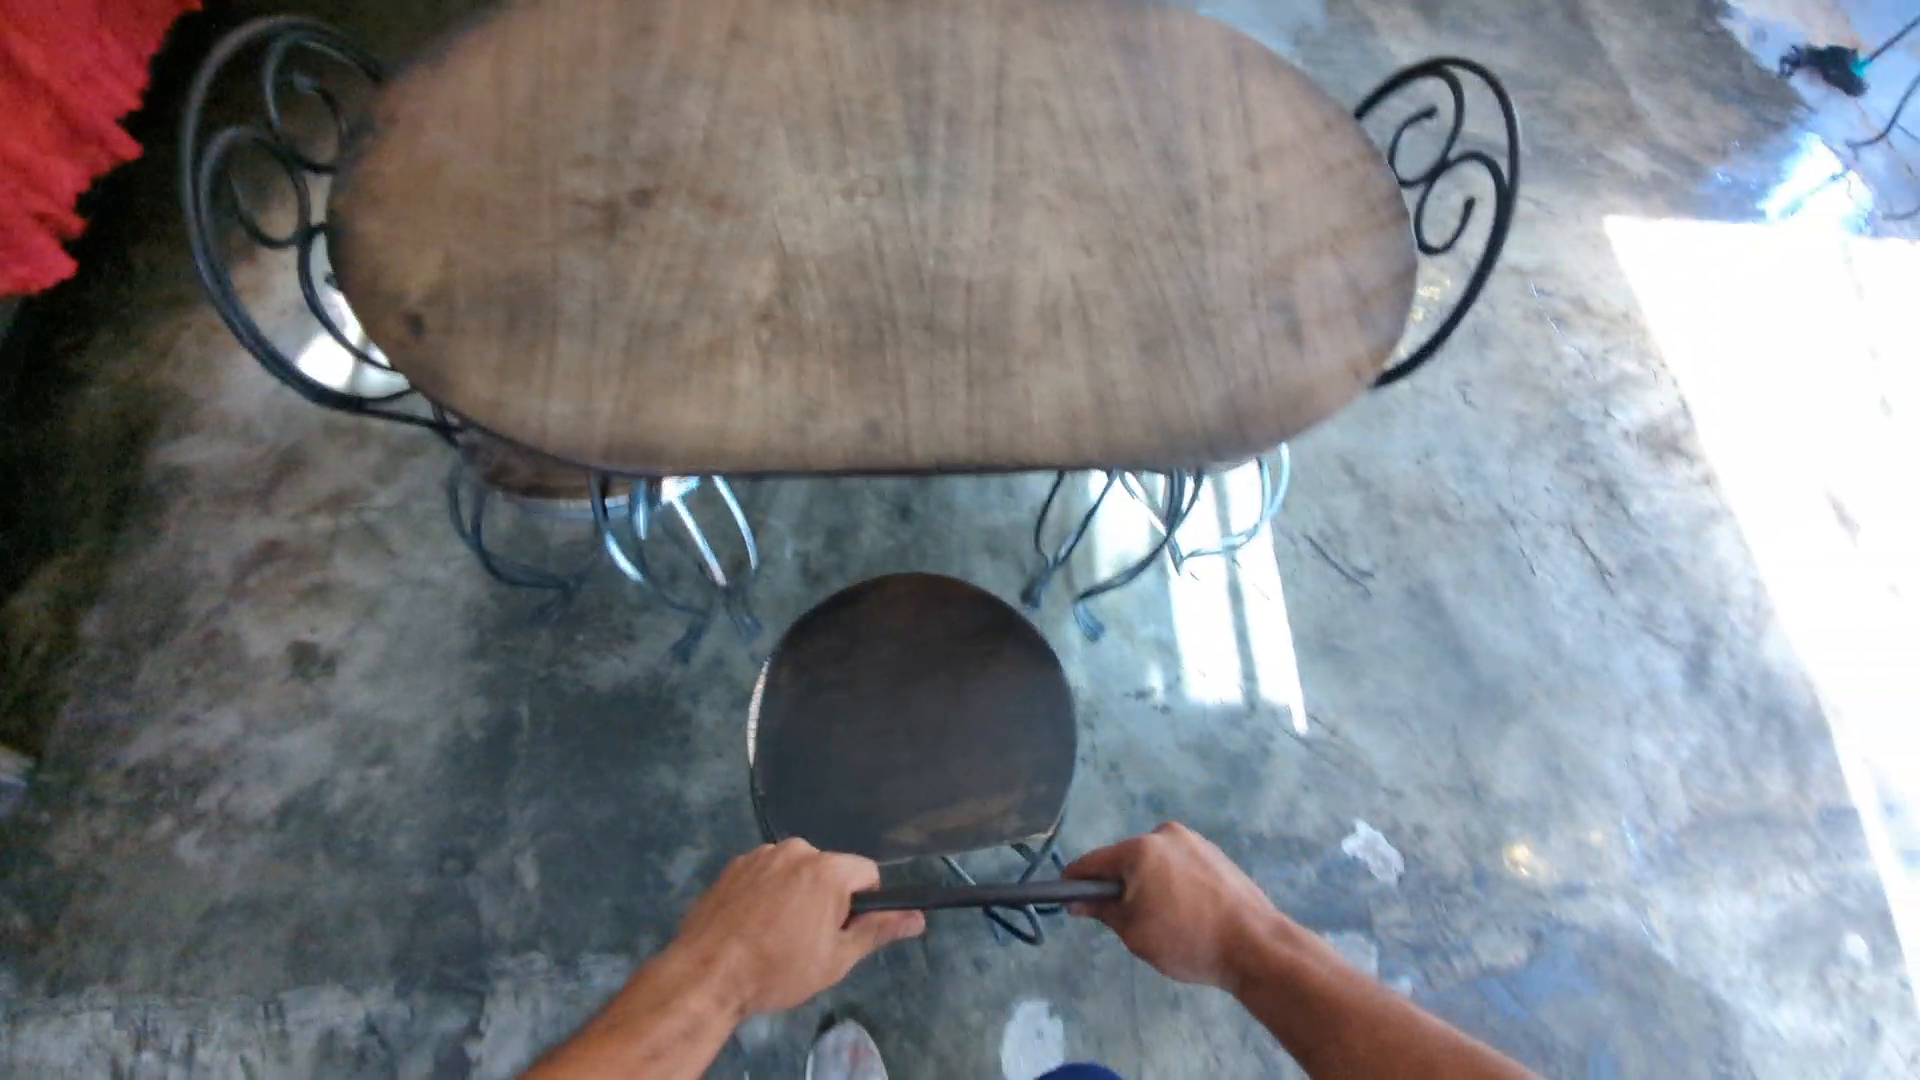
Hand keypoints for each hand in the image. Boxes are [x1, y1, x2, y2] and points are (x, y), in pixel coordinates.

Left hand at [669, 839, 924, 1015]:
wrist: (706, 975)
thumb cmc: (778, 970)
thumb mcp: (836, 959)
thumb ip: (878, 930)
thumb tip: (919, 917)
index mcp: (828, 869)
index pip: (867, 872)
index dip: (862, 903)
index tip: (842, 930)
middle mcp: (798, 849)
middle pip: (830, 869)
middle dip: (827, 898)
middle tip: (807, 939)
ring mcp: (763, 853)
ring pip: (797, 870)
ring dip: (796, 892)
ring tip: (774, 934)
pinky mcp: (736, 863)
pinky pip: (767, 871)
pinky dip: (767, 891)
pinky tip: (752, 922)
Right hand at [1064, 822, 1288, 989]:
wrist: (1257, 947)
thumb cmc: (1188, 941)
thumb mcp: (1135, 933)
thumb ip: (1102, 911)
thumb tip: (1076, 901)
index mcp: (1140, 849)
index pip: (1094, 861)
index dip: (1076, 879)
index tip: (1065, 895)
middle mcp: (1164, 834)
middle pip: (1126, 859)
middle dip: (1120, 885)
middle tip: (1126, 921)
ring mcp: (1192, 840)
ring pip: (1154, 862)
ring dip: (1148, 883)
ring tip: (1165, 920)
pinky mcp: (1214, 853)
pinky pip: (1178, 864)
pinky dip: (1173, 883)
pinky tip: (1188, 912)